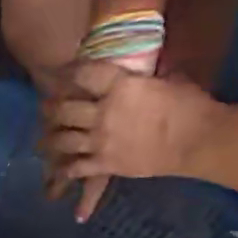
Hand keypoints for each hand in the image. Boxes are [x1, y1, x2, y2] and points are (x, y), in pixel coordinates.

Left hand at [42, 59, 217, 219]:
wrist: (196, 140)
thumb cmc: (190, 105)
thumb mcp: (169, 79)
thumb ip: (150, 75)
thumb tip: (148, 66)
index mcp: (120, 87)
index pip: (84, 74)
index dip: (68, 72)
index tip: (58, 73)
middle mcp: (103, 113)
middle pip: (64, 110)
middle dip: (50, 109)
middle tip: (43, 109)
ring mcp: (101, 141)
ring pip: (63, 140)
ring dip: (49, 141)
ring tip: (41, 142)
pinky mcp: (104, 164)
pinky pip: (75, 168)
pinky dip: (63, 170)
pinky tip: (57, 171)